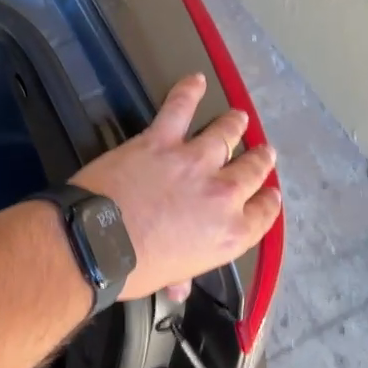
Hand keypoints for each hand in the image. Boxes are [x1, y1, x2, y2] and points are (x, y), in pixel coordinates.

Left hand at [68, 73, 279, 301]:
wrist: (98, 242)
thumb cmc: (133, 270)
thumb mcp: (169, 278)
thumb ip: (182, 275)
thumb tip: (179, 288)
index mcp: (230, 234)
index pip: (263, 214)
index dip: (268, 200)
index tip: (269, 192)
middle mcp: (223, 194)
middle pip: (252, 170)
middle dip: (260, 159)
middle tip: (263, 151)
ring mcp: (194, 162)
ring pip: (224, 134)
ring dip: (234, 124)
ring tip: (239, 118)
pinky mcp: (162, 140)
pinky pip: (180, 108)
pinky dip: (189, 91)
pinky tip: (195, 79)